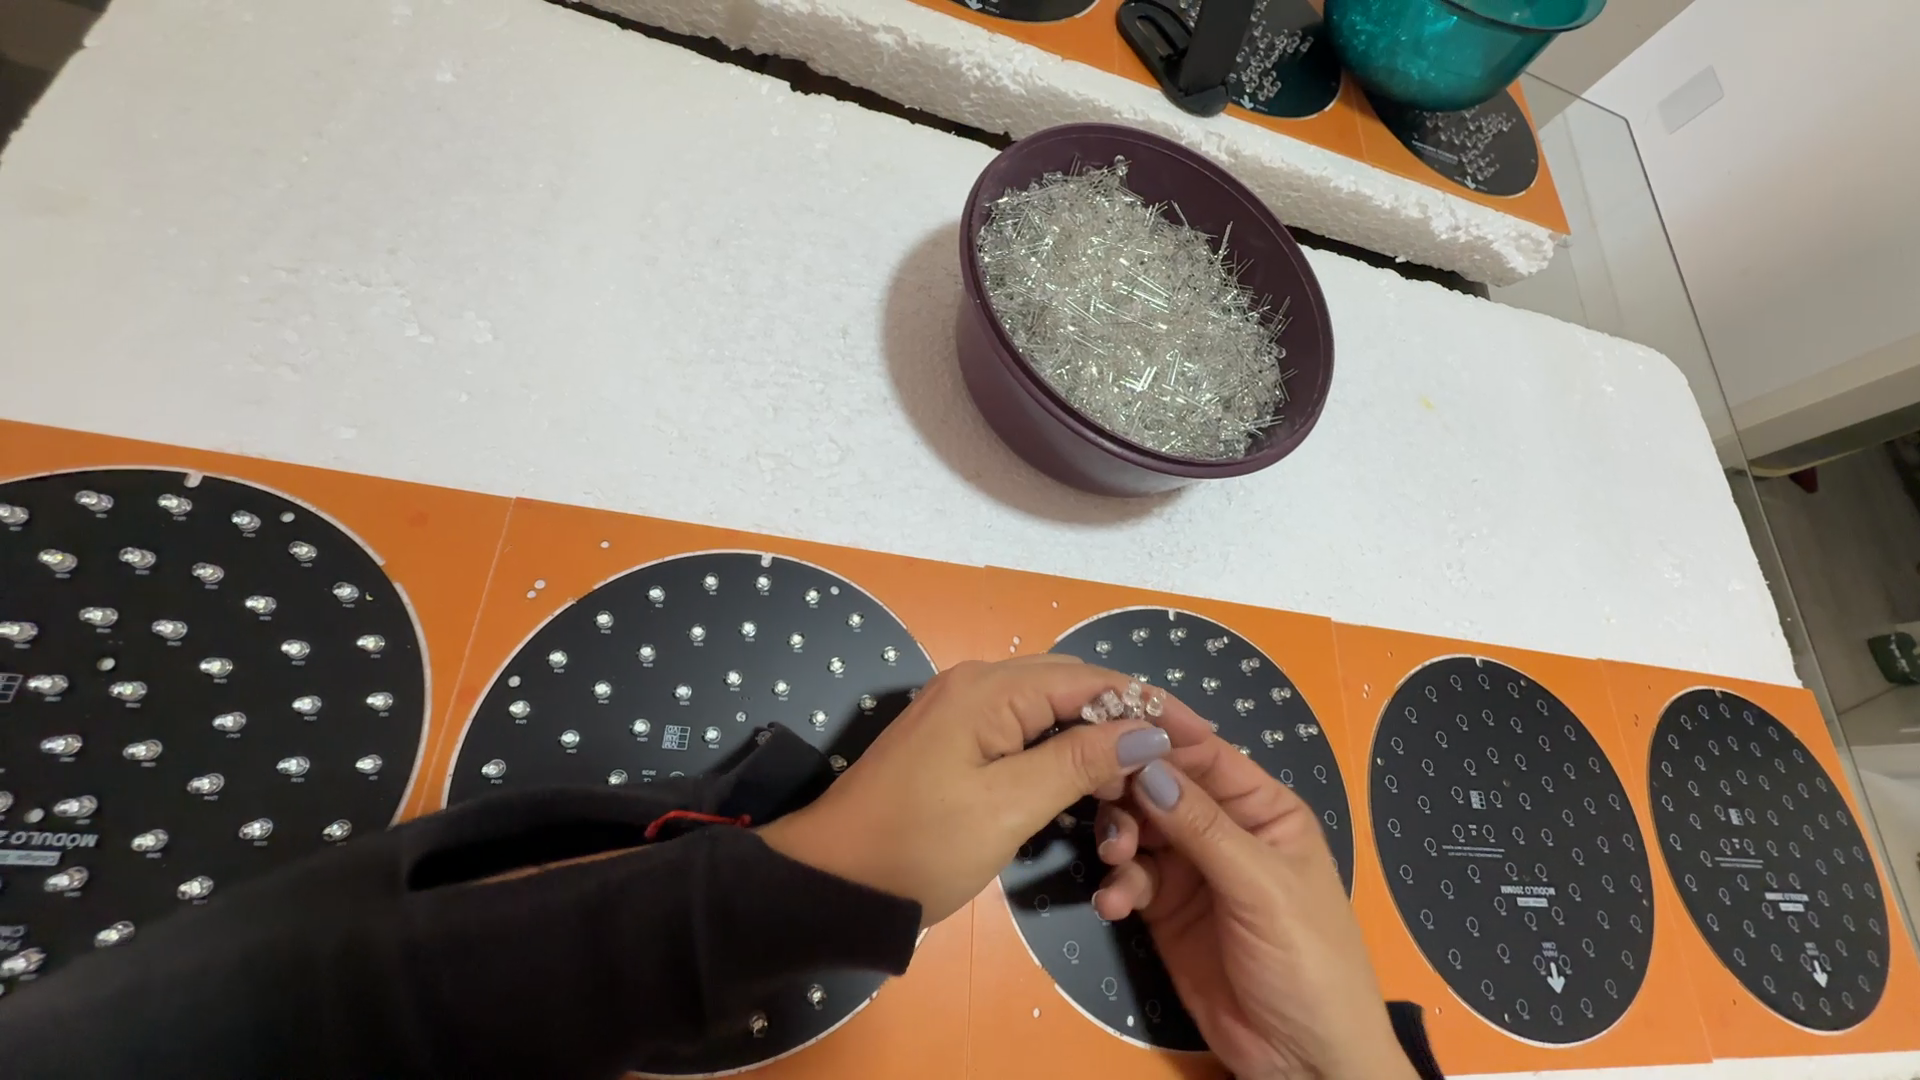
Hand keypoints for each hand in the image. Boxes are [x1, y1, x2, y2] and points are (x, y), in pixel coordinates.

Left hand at [757, 656, 1172, 925]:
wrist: (832, 881)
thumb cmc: (920, 846)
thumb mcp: (1008, 807)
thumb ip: (1079, 762)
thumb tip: (1146, 731)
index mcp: (989, 688)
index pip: (1089, 680)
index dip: (1149, 704)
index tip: (1202, 736)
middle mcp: (977, 682)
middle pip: (1071, 687)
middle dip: (1125, 719)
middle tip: (1175, 760)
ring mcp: (963, 709)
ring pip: (1048, 710)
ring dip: (1092, 741)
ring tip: (1134, 783)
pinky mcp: (956, 739)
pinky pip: (1022, 731)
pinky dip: (1059, 754)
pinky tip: (1084, 785)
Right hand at [1093, 696, 1416, 1079]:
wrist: (1304, 1065)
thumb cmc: (1308, 962)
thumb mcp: (1261, 888)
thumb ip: (1203, 827)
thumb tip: (1147, 765)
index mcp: (1261, 808)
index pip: (1204, 755)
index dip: (1160, 741)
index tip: (1111, 732)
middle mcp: (1221, 828)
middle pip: (1160, 787)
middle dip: (1129, 795)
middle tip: (1106, 810)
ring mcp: (1190, 867)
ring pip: (1137, 827)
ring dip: (1118, 838)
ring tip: (1116, 864)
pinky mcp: (1164, 906)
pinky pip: (1129, 877)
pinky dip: (1116, 885)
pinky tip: (1113, 905)